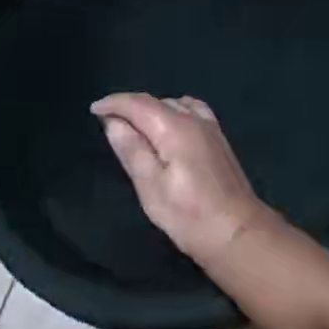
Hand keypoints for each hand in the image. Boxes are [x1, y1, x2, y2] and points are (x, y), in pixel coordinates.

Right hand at [90, 92, 274, 264]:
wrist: (235, 227)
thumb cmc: (187, 213)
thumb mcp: (150, 186)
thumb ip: (132, 150)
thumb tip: (113, 122)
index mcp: (176, 127)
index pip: (140, 104)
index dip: (115, 103)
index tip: (93, 109)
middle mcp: (195, 118)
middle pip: (158, 101)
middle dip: (131, 106)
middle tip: (107, 122)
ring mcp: (210, 126)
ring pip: (176, 104)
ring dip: (152, 108)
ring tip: (132, 125)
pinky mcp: (218, 137)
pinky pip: (192, 110)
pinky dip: (173, 111)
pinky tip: (168, 124)